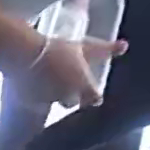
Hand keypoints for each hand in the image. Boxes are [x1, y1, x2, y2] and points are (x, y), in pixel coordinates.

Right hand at [11, 36, 125, 109]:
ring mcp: (47, 101)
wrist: (25, 55)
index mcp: (82, 85)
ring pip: (52, 103)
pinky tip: (32, 86)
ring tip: (47, 84)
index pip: (94, 98)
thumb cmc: (57, 50)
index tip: (93, 94)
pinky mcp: (28, 102)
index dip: (94, 96)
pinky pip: (35, 102)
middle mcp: (66, 97)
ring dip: (52, 96)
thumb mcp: (84, 46)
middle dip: (71, 96)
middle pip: (72, 103)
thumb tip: (124, 46)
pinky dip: (35, 96)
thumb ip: (104, 50)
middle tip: (67, 85)